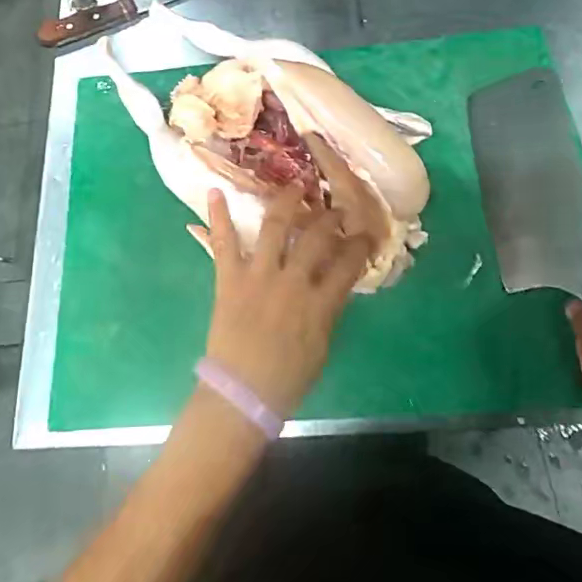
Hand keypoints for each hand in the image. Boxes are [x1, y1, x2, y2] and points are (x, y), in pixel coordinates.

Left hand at [190, 168, 371, 417]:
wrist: (239, 395)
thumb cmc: (287, 379)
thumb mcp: (322, 346)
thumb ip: (329, 309)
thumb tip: (335, 282)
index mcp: (320, 304)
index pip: (349, 263)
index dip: (361, 245)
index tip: (366, 234)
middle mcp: (292, 282)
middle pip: (317, 238)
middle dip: (331, 219)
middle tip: (336, 210)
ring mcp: (259, 277)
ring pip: (276, 228)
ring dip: (287, 202)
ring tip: (295, 186)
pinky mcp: (229, 279)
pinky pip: (224, 243)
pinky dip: (218, 217)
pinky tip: (215, 192)